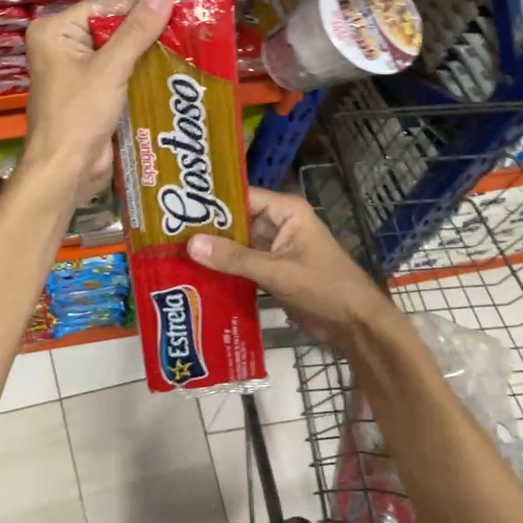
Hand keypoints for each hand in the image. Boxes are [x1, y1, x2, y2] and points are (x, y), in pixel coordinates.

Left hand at [24, 0, 174, 204]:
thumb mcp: (111, 68)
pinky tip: (170, 71)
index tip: (176, 8)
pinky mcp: (89, 93)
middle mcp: (60, 46)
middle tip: (186, 27)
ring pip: (117, 52)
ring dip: (146, 54)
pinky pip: (118, 73)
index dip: (137, 8)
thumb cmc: (79, 114)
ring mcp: (74, 71)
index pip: (103, 6)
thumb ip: (138, 30)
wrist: (65, 170)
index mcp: (54, 31)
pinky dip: (139, 73)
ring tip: (185, 47)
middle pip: (110, 28)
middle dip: (144, 32)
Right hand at [188, 187, 396, 352]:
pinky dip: (223, 269)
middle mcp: (278, 224)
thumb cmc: (324, 287)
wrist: (356, 325)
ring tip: (172, 251)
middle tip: (166, 231)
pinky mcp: (272, 271)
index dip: (211, 201)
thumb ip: (235, 258)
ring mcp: (274, 249)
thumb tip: (191, 243)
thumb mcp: (278, 272)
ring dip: (213, 250)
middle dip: (207, 227)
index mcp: (286, 211)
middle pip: (236, 220)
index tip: (177, 204)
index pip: (241, 196)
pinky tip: (194, 274)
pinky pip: (242, 264)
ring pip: (237, 244)